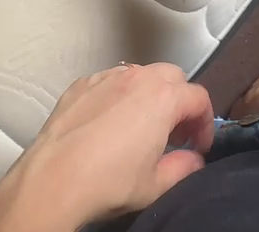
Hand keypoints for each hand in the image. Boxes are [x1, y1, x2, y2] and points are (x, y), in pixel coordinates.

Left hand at [0, 64, 214, 230]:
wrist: (54, 178)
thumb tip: (193, 159)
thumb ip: (184, 167)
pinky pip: (111, 80)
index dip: (204, 122)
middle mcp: (138, 77)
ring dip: (150, 93)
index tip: (198, 145)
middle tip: (174, 132)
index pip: (199, 98)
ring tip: (141, 125)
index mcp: (163, 98)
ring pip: (141, 73)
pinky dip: (119, 94)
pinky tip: (109, 122)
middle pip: (173, 76)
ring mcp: (108, 76)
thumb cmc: (108, 182)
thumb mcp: (155, 185)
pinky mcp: (82, 83)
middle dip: (179, 101)